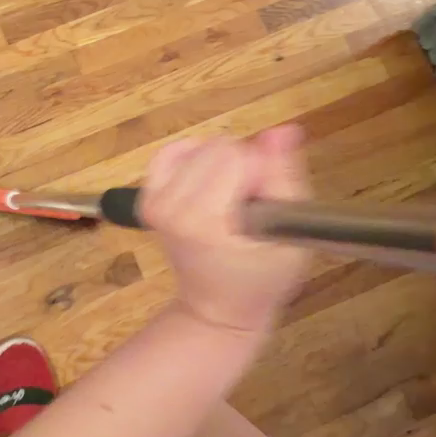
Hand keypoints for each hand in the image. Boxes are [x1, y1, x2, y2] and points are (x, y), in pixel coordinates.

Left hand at [139, 127, 314, 334]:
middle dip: (243, 166)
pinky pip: (170, 153)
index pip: (239, 156)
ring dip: (220, 163)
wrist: (217, 307)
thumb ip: (285, 177)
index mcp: (204, 220)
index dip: (263, 173)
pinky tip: (208, 180)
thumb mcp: (290, 234)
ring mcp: (152, 201)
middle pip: (218, 147)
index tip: (267, 204)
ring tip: (230, 200)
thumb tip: (282, 130)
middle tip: (249, 205)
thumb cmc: (262, 279)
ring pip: (199, 146)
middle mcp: (170, 206)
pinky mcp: (145, 198)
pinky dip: (193, 158)